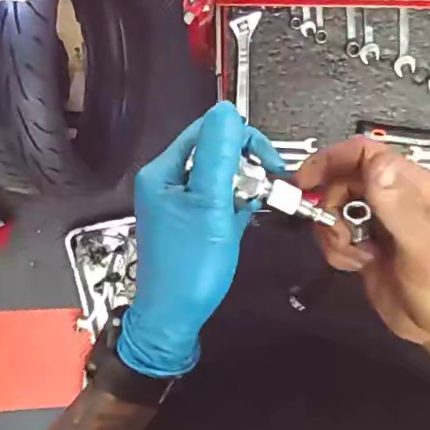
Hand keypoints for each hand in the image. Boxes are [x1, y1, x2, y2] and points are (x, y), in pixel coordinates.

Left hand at [119, 102, 282, 377]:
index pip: (206, 131)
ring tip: (248, 208)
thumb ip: (218, 155)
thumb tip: (226, 113)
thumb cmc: (188, 269)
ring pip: (220, 177)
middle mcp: (167, 184)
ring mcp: (179, 204)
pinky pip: (219, 200)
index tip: (266, 160)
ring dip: (242, 187)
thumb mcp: (209, 204)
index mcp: (163, 173)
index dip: (241, 140)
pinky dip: (235, 206)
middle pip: (214, 152)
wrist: (176, 316)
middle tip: (261, 186)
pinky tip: (240, 222)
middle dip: (244, 166)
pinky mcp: (191, 221)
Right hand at [294, 137, 429, 344]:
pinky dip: (336, 251)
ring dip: (333, 234)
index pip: (364, 154)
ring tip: (356, 255)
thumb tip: (374, 165)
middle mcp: (392, 198)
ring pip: (333, 210)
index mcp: (411, 186)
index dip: (332, 161)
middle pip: (341, 180)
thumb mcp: (424, 248)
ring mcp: (376, 223)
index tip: (307, 183)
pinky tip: (357, 265)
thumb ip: (398, 208)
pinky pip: (334, 236)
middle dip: (330, 206)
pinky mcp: (364, 245)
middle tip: (339, 232)